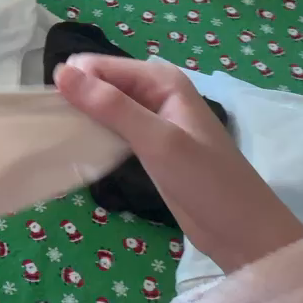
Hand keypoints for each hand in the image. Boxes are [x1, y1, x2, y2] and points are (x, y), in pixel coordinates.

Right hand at [54, 54, 302, 272]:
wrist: (246, 237)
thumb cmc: (208, 183)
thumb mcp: (157, 141)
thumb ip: (109, 105)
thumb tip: (59, 72)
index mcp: (160, 79)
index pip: (96, 65)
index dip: (75, 84)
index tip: (57, 113)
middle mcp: (154, 91)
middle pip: (96, 82)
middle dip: (76, 100)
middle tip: (63, 130)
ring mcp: (150, 118)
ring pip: (99, 105)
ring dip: (82, 119)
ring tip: (69, 140)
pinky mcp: (146, 143)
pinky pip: (108, 126)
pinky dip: (93, 135)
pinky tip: (84, 150)